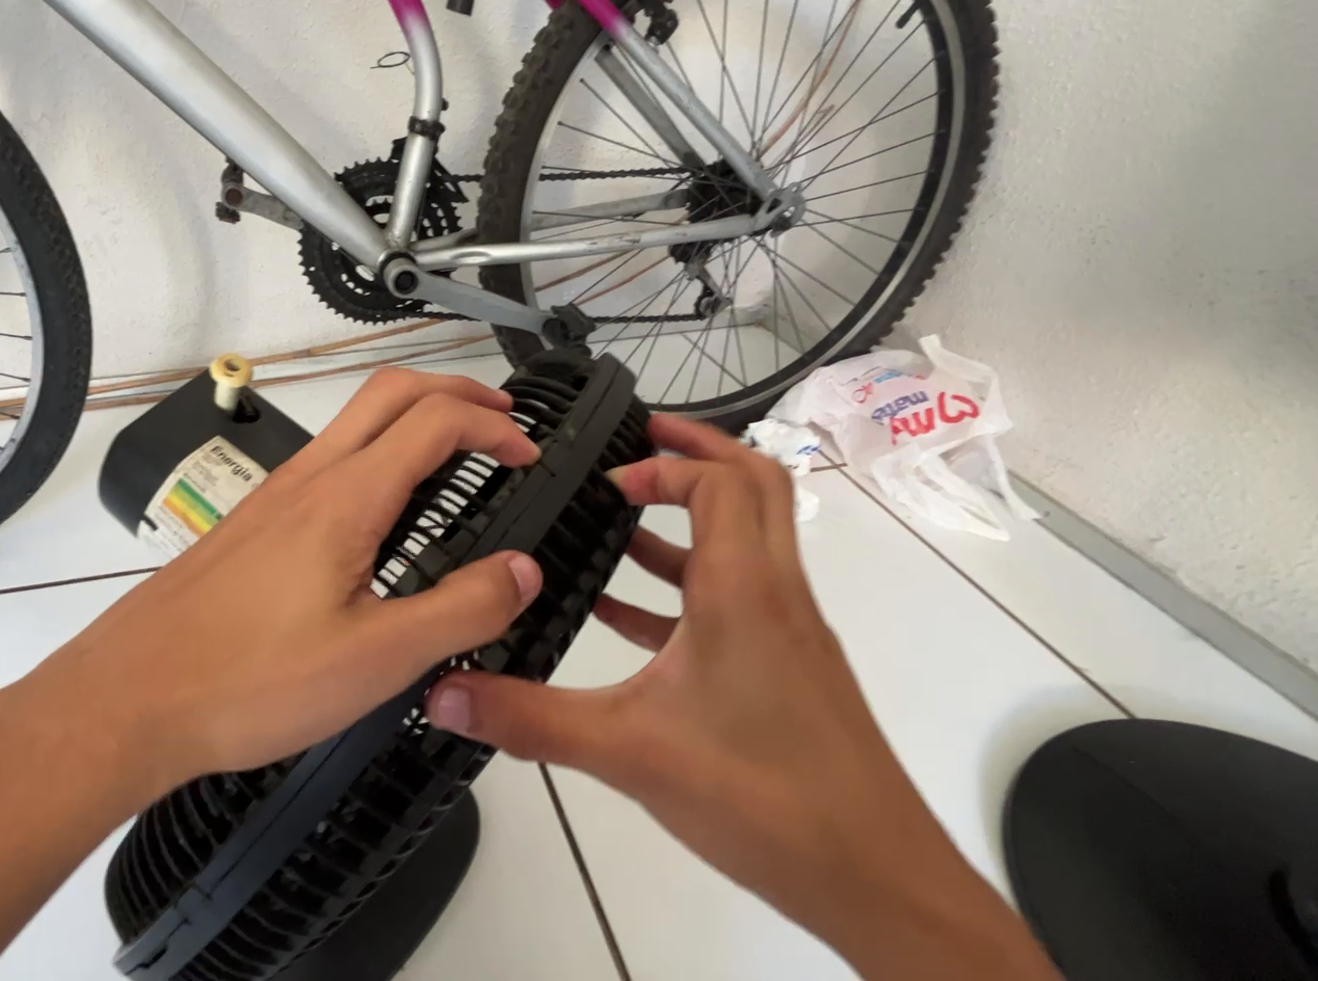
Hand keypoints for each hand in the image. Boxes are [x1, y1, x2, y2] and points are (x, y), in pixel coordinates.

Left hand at [0, 368, 544, 806]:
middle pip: (392, 392)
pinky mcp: (258, 522)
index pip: (436, 421)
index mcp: (346, 498)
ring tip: (457, 454)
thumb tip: (521, 570)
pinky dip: (380, 451)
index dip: (494, 427)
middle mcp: (309, 479)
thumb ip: (461, 610)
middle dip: (457, 392)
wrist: (130, 697)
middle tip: (502, 420)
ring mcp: (277, 495)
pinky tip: (387, 506)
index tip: (529, 454)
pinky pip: (330, 458)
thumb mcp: (377, 658)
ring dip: (416, 417)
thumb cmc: (246, 681)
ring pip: (356, 420)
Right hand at [425, 415, 1061, 979]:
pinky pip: (738, 596)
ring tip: (621, 518)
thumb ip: (528, 719)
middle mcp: (775, 592)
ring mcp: (789, 629)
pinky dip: (690, 583)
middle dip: (698, 450)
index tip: (605, 483)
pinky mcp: (789, 666)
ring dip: (691, 516)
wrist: (873, 878)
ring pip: (750, 538)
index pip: (718, 481)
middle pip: (754, 484)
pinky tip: (629, 617)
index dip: (663, 464)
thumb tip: (443, 695)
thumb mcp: (626, 751)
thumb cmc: (759, 795)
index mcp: (743, 589)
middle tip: (640, 439)